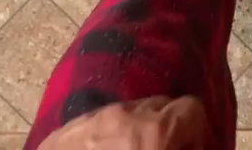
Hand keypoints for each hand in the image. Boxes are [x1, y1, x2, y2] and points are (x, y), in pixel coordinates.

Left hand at [40, 96, 210, 149]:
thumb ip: (169, 148)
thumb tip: (186, 146)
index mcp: (153, 133)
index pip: (191, 109)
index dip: (194, 134)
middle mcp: (123, 117)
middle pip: (158, 105)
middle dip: (163, 131)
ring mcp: (87, 123)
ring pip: (123, 114)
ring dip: (129, 135)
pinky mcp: (57, 137)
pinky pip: (88, 126)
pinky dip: (96, 142)